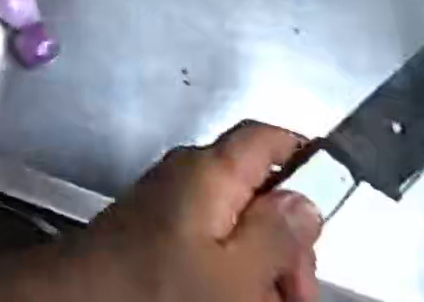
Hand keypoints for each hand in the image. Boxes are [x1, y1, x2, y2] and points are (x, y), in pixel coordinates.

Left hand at [72, 121, 323, 301]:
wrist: (86, 295)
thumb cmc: (163, 287)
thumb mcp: (235, 272)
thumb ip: (276, 233)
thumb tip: (307, 199)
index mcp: (211, 169)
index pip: (266, 137)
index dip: (306, 156)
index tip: (338, 198)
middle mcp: (192, 171)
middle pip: (261, 189)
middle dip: (289, 241)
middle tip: (294, 294)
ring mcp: (175, 196)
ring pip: (242, 221)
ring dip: (264, 265)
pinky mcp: (163, 223)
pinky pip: (214, 237)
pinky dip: (234, 269)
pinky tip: (235, 297)